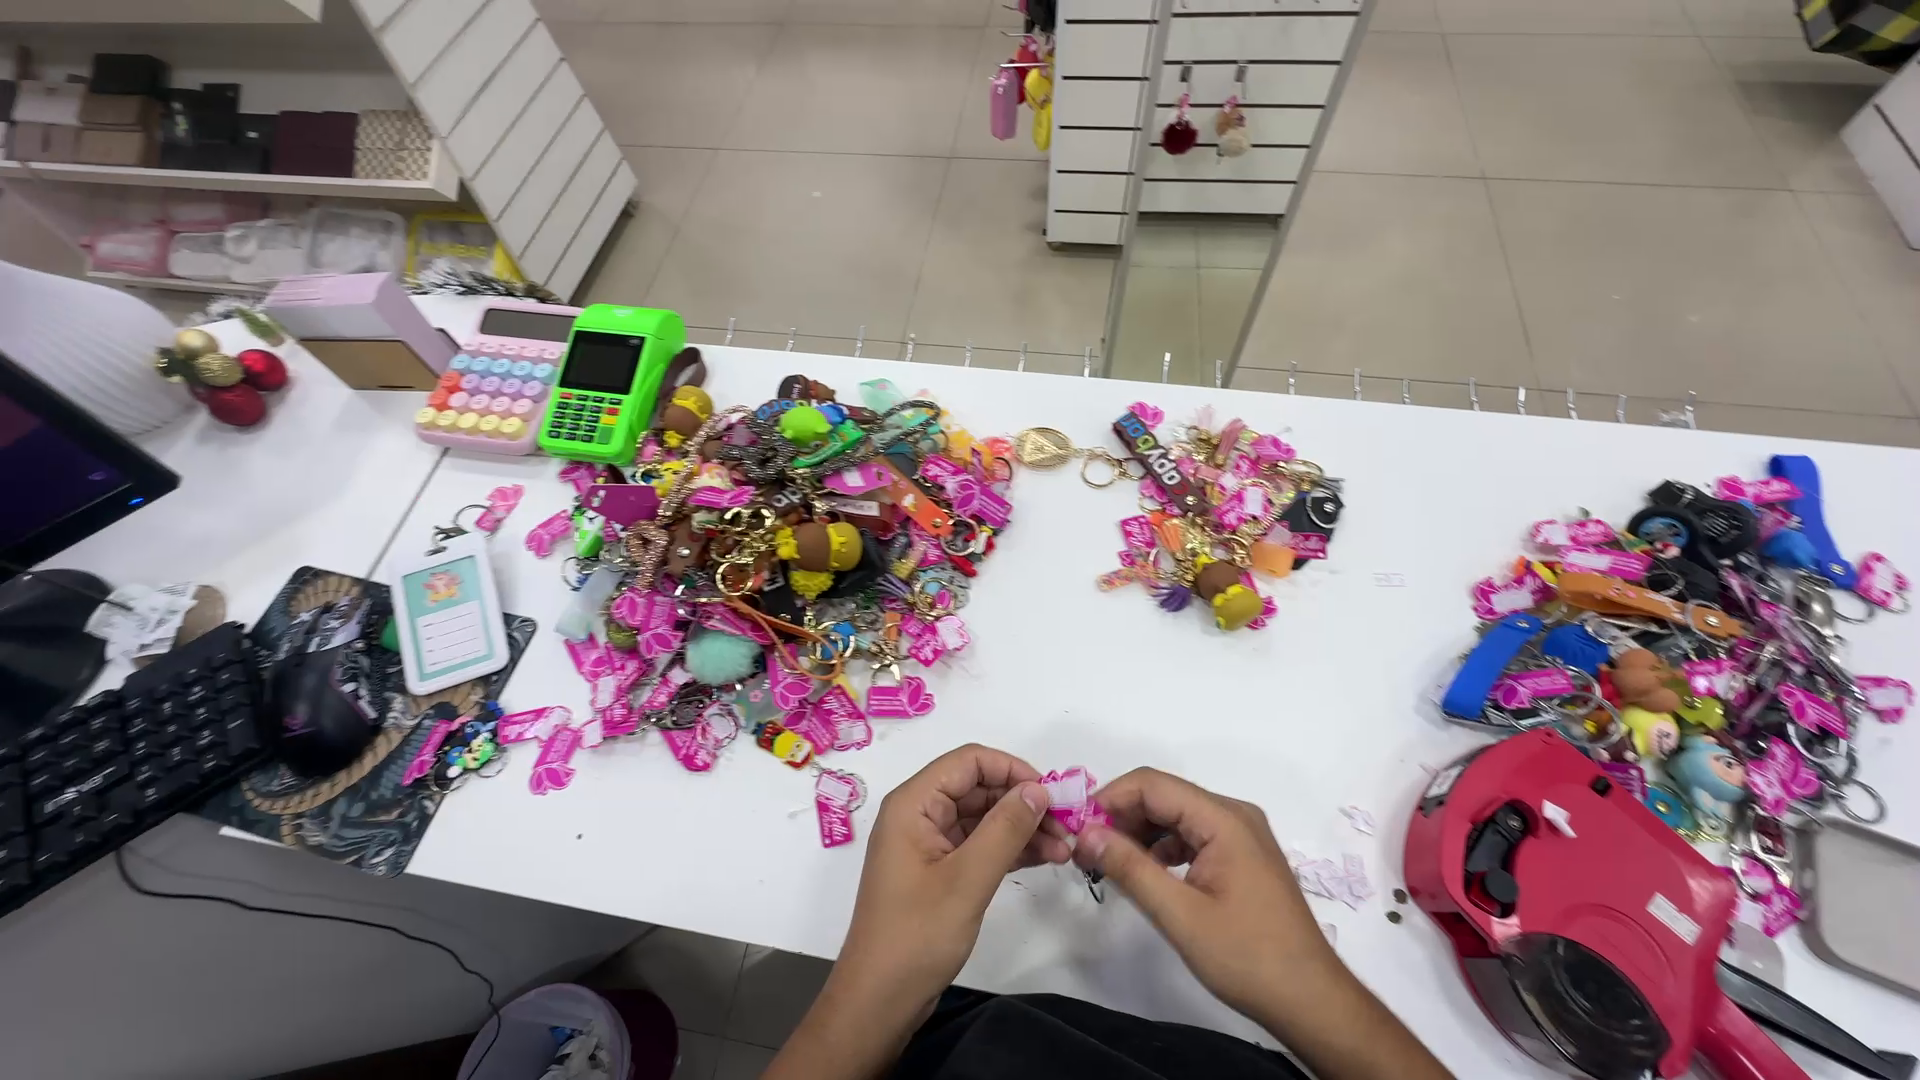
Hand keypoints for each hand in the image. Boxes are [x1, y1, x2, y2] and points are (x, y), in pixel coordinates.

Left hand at [838, 744, 1071, 1009]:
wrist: (879, 1001)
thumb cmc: (916, 935)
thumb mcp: (967, 879)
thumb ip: (1005, 829)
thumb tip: (1039, 789)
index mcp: (913, 804)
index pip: (969, 761)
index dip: (1012, 770)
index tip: (1052, 794)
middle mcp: (918, 814)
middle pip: (978, 787)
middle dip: (1023, 802)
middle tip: (1068, 826)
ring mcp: (928, 843)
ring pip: (982, 816)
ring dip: (1022, 827)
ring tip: (1066, 848)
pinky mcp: (939, 870)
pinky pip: (979, 843)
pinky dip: (1010, 848)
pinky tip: (1046, 858)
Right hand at [1074, 768, 1336, 1024]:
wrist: (1312, 1001)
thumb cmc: (1248, 957)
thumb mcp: (1179, 914)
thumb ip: (1129, 868)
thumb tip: (1085, 834)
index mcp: (1224, 819)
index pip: (1152, 784)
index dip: (1109, 799)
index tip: (1077, 829)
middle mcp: (1234, 815)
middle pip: (1163, 795)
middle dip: (1121, 816)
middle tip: (1086, 851)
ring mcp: (1240, 835)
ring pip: (1175, 815)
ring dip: (1138, 832)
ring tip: (1107, 863)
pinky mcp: (1241, 856)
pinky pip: (1191, 835)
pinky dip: (1161, 847)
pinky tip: (1144, 873)